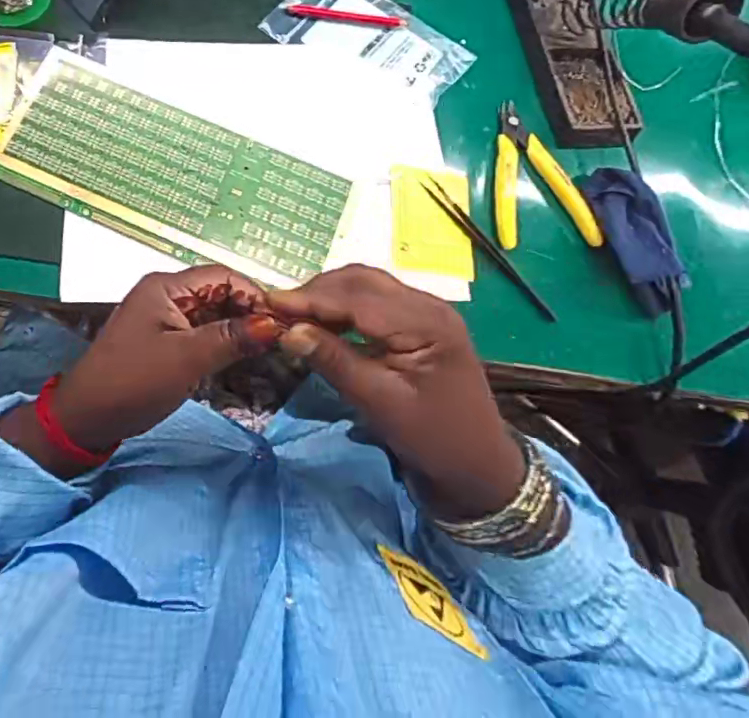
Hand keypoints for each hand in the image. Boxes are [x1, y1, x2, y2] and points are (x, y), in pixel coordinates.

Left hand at [0, 266, 282, 475]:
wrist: (87, 416)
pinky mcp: (163, 341)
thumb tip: (274, 324)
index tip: (281, 322)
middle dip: (248, 313)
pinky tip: (241, 360)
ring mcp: (163, 318)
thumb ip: (231, 338)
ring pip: (211, 314)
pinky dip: (221, 343)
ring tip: (267, 351)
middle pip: (218, 293)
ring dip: (236, 330)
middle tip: (279, 340)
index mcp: (165, 287)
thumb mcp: (186, 358)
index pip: (221, 276)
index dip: (253, 294)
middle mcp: (164, 295)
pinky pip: (200, 333)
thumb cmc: (133, 381)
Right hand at [269, 265, 523, 516]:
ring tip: (294, 316)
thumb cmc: (433, 439)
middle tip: (276, 311)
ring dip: (326, 295)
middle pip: (360, 281)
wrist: (480, 467)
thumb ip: (334, 361)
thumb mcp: (379, 403)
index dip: (309, 298)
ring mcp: (425, 311)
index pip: (356, 297)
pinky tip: (323, 323)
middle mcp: (428, 305)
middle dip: (315, 292)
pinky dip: (342, 305)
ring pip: (364, 285)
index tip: (268, 304)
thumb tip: (288, 331)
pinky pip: (373, 299)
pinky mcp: (419, 321)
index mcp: (426, 323)